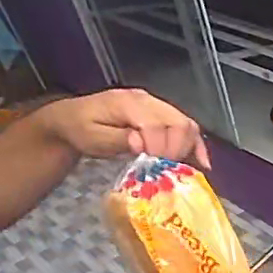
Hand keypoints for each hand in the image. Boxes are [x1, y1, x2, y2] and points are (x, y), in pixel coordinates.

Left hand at [38, 89, 209, 167]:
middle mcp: (148, 101)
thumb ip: (117, 139)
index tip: (154, 167)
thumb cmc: (79, 130)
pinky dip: (196, 146)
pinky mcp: (162, 117)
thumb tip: (141, 144)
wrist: (71, 119)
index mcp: (128, 103)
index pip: (156, 125)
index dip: (159, 148)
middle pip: (179, 123)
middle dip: (178, 150)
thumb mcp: (91, 137)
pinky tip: (201, 163)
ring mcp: (157, 107)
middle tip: (169, 171)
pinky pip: (186, 128)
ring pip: (187, 125)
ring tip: (185, 169)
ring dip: (190, 148)